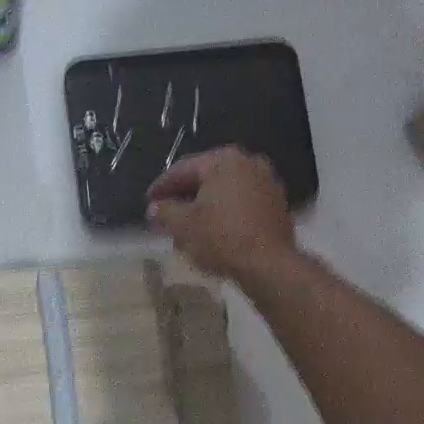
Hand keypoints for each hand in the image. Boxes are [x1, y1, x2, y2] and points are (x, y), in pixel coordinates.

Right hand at [146, 147, 295, 280]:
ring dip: (204, 202)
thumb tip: (155, 207)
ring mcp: (266, 180)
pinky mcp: (276, 201)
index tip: (148, 200)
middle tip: (166, 210)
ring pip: (225, 188)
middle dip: (184, 194)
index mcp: (222, 161)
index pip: (183, 169)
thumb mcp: (183, 225)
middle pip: (206, 176)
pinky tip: (213, 227)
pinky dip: (224, 209)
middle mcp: (247, 162)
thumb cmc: (220, 238)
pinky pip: (241, 200)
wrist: (267, 263)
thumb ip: (165, 212)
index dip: (161, 186)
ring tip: (188, 222)